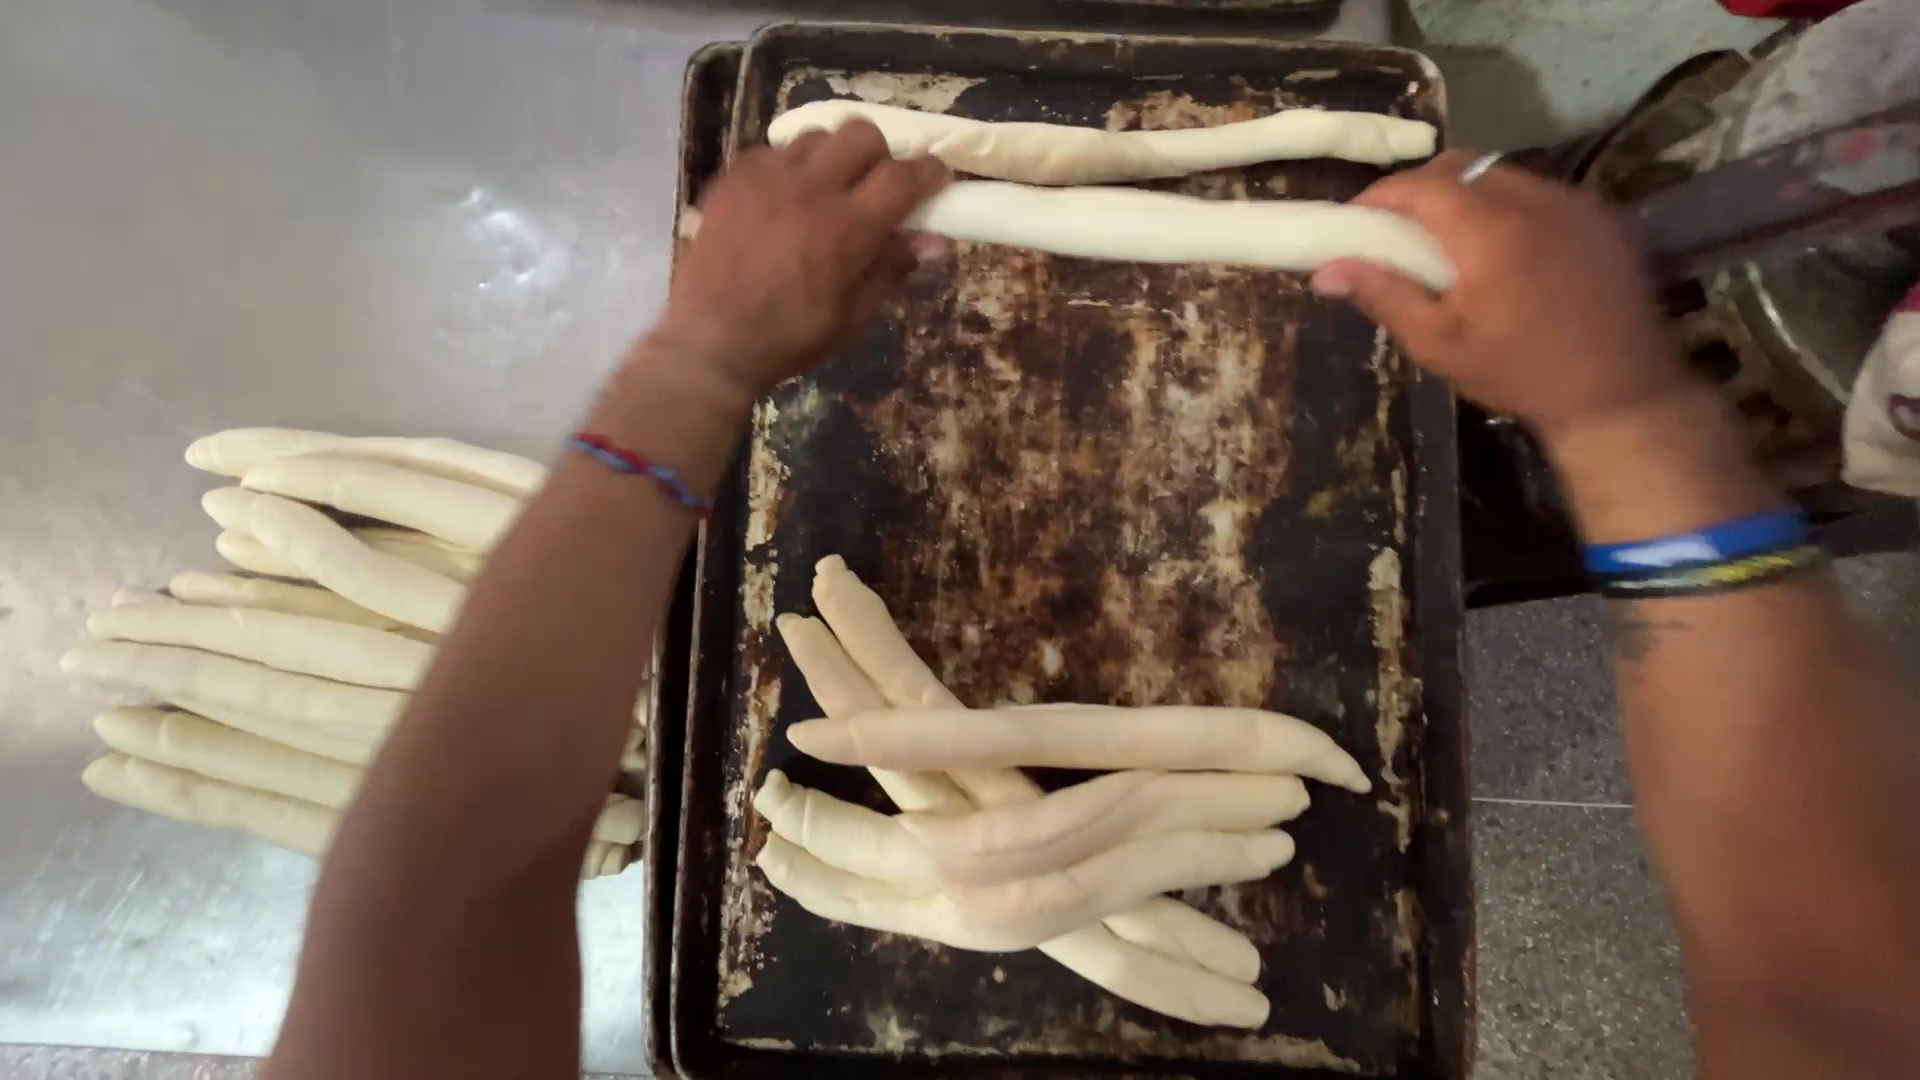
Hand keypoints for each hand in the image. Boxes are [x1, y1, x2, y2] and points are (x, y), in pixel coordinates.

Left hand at [650, 120, 950, 399]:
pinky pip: (776, 151)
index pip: (902, 178)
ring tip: (829, 190)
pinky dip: (794, 168)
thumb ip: (891, 269)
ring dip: (836, 157)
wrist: (712, 340)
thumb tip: (934, 243)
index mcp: (846, 229)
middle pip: (862, 135)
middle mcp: (810, 188)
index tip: (939, 176)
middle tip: (877, 186)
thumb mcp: (852, 316)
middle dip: (880, 155)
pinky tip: (787, 201)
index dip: (928, 172)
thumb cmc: (791, 338)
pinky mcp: (735, 175)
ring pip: (818, 136)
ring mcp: (768, 176)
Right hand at [1312, 149, 1691, 438]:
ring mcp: (1573, 202)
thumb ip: (1383, 296)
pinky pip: (1532, 191)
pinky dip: (1495, 206)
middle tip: (1387, 231)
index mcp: (1490, 232)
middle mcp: (1535, 200)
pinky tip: (1487, 250)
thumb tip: (1325, 271)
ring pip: (1497, 174)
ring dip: (1457, 196)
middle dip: (1415, 189)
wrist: (1616, 388)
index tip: (1349, 220)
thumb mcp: (1436, 342)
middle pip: (1460, 166)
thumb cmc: (1515, 371)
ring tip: (1435, 242)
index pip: (1423, 185)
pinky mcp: (1596, 215)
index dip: (1379, 195)